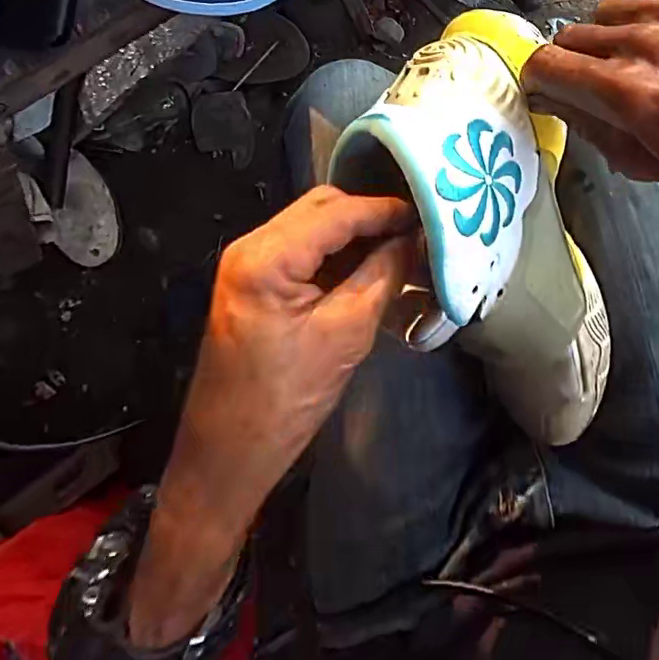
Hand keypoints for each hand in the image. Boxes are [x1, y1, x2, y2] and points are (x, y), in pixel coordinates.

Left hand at [128, 186, 416, 646]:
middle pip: (322, 208)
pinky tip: (371, 266)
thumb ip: (383, 274)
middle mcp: (251, 245)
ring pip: (314, 226)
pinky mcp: (257, 281)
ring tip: (401, 248)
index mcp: (266, 256)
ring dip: (356, 234)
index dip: (386, 209)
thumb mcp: (346, 333)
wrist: (228, 451)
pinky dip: (339, 253)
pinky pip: (305, 250)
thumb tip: (416, 239)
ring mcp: (250, 262)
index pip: (337, 212)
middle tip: (415, 233)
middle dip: (370, 216)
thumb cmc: (287, 399)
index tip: (430, 214)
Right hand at [523, 0, 658, 206]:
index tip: (544, 86)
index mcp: (630, 90)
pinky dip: (655, 25)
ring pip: (609, 12)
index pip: (548, 63)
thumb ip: (594, 128)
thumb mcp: (650, 163)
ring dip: (610, 38)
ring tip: (638, 64)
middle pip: (572, 33)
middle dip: (572, 61)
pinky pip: (656, 2)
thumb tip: (562, 105)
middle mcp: (650, 43)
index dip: (538, 78)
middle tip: (591, 83)